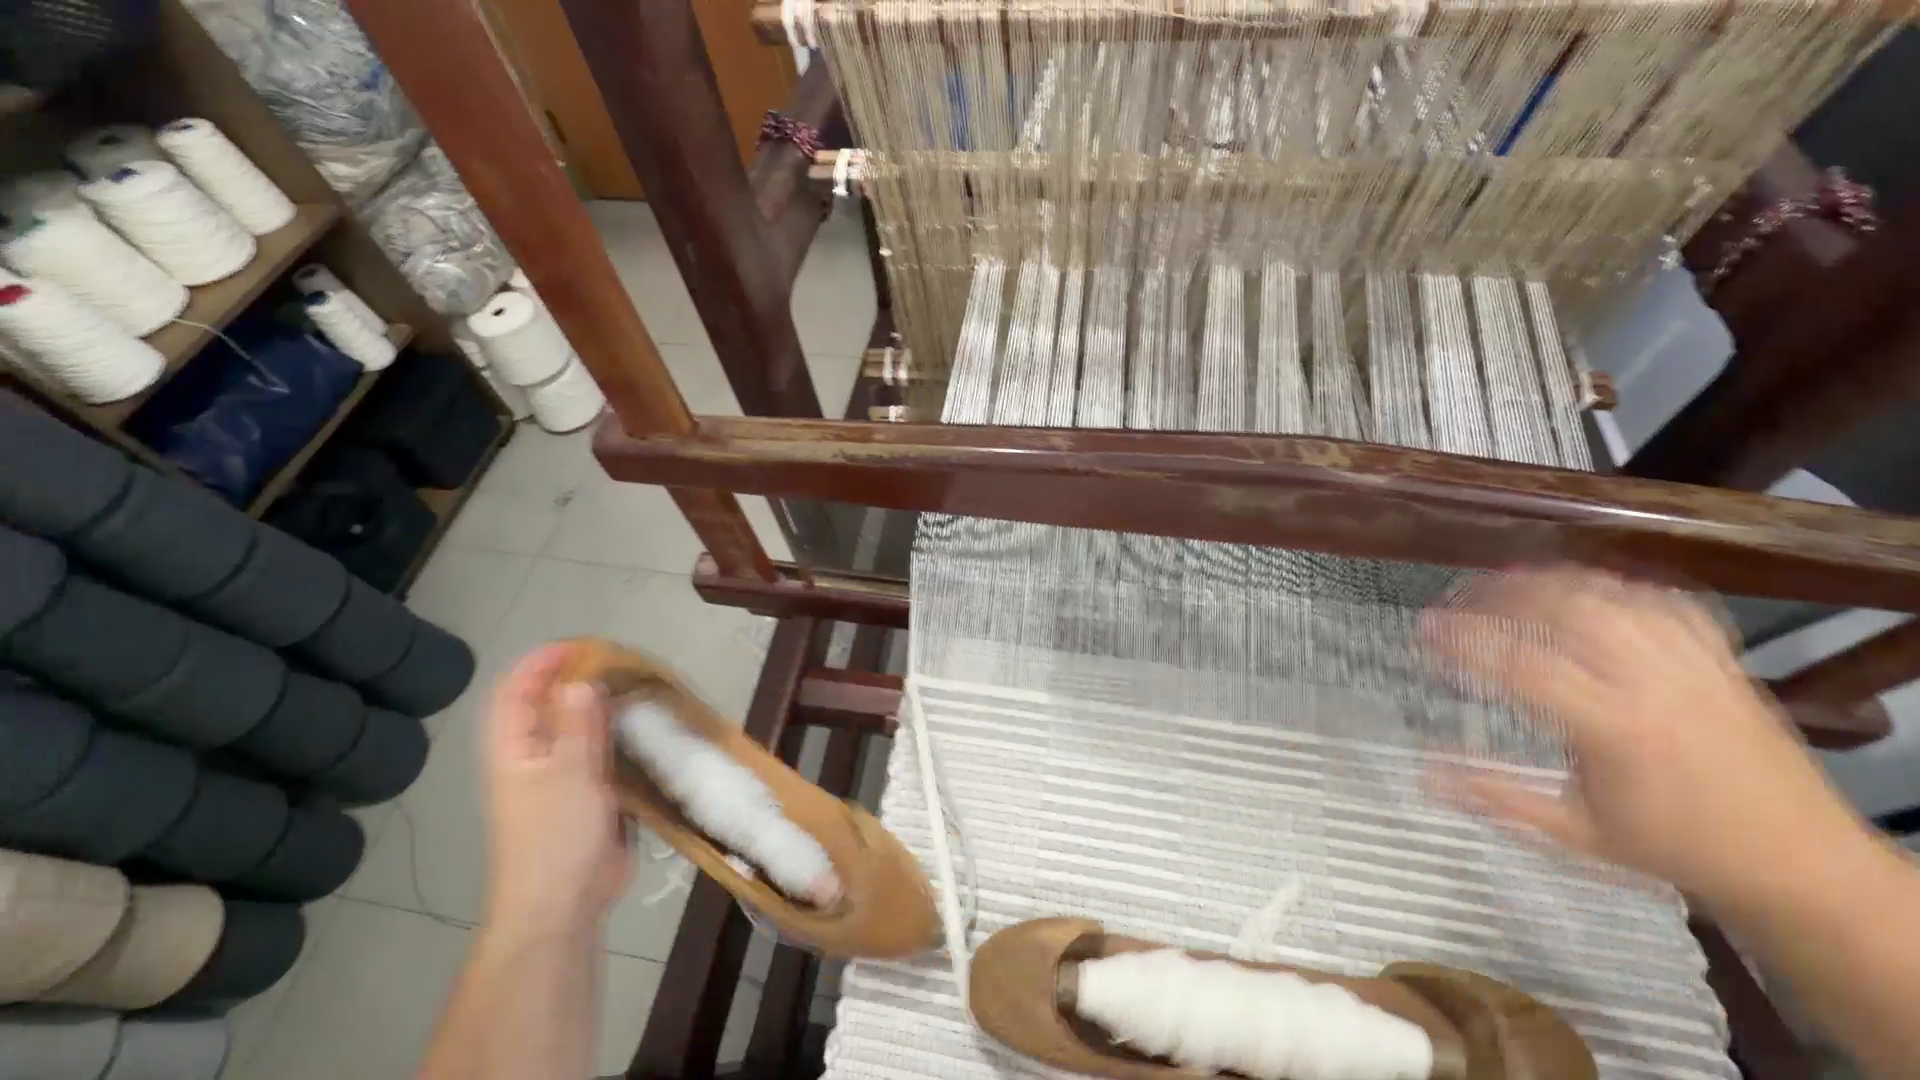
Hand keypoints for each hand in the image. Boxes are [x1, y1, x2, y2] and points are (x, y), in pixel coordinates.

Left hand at [480, 644, 631, 932]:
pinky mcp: (589, 796)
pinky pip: (603, 755)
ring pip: (579, 729)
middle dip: (581, 679)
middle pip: (550, 705)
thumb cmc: (554, 838)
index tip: (583, 646)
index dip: (542, 663)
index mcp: (513, 749)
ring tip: (640, 688)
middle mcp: (533, 756)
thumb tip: (581, 679)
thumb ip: (576, 724)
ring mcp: (561, 777)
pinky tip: (649, 730)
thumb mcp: (568, 774)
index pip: (516, 691)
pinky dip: (622, 737)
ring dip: (605, 707)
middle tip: (623, 663)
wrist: (562, 905)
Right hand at [1420, 567, 1870, 910]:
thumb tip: (1425, 773)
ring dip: (1557, 583)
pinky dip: (1622, 589)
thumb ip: (1497, 797)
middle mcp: (1653, 684)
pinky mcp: (1723, 663)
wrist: (1798, 863)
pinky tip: (1593, 590)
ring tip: (1512, 583)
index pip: (1521, 664)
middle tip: (1462, 598)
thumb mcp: (1575, 834)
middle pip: (1569, 610)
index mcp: (1613, 728)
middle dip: (1505, 594)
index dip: (1465, 641)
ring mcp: (1694, 667)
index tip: (1425, 632)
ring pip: (1618, 598)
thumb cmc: (1674, 849)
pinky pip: (1670, 606)